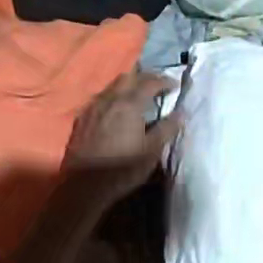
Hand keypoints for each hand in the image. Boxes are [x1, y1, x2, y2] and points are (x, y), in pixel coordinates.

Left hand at [62, 72, 180, 202]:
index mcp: (129, 104)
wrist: (84, 186)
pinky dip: (113, 97)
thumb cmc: (122, 169)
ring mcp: (92, 107)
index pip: (150, 82)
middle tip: (157, 86)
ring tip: (138, 97)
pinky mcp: (81, 118)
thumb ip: (167, 128)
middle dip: (145, 77)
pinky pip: (100, 98)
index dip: (165, 80)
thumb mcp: (152, 151)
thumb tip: (181, 111)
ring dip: (128, 85)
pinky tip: (116, 110)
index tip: (176, 85)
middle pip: (129, 77)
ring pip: (112, 86)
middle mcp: (110, 98)